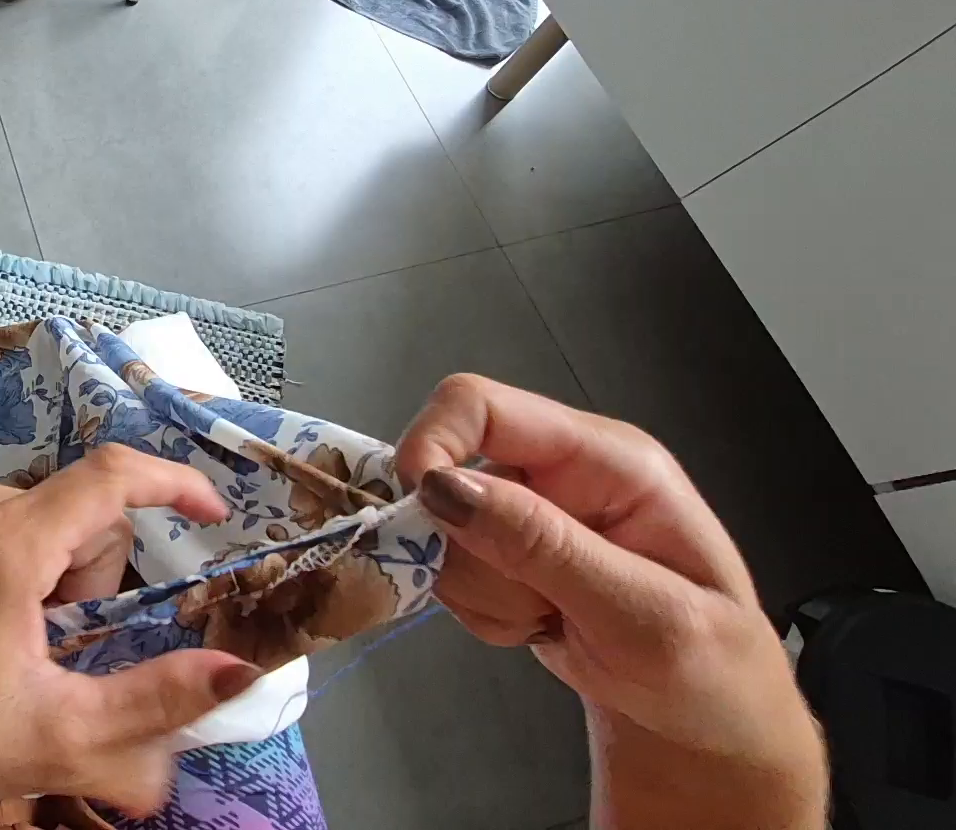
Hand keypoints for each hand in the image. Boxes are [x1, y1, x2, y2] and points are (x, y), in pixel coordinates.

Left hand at [0, 445, 262, 829]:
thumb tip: (239, 669)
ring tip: (26, 646)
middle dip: (98, 580)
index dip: (173, 484)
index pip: (111, 476)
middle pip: (87, 511)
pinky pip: (19, 523)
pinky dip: (35, 569)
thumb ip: (157, 700)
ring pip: (57, 519)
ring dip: (67, 579)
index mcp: (6, 541)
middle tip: (62, 651)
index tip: (214, 514)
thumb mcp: (58, 733)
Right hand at [394, 375, 824, 825]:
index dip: (431, 443)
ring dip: (475, 587)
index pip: (478, 405)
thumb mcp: (649, 620)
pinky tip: (530, 621)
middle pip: (443, 473)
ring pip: (433, 526)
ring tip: (545, 619)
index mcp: (602, 456)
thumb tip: (439, 486)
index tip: (421, 512)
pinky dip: (473, 603)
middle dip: (465, 549)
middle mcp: (550, 467)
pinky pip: (439, 562)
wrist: (709, 731)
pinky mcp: (491, 542)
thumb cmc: (714, 675)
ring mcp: (518, 506)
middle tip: (526, 602)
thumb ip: (545, 547)